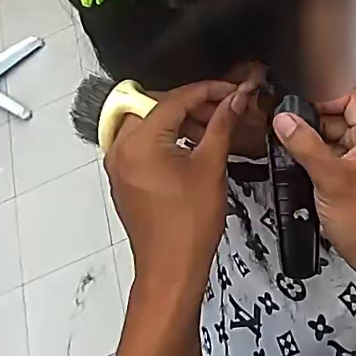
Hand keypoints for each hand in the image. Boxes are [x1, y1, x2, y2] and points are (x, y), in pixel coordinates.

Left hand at [105, 80, 248, 291]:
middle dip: (192, 102)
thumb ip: (223, 124)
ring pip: (148, 122)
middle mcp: (121, 150)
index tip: (232, 90)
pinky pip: (143, 142)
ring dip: (180, 119)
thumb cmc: (187, 228)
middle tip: (223, 106)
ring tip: (214, 126)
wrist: (172, 266)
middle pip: (156, 105)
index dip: (209, 90)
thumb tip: (235, 100)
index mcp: (139, 143)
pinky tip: (196, 144)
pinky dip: (168, 136)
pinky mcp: (126, 176)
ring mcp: (120, 164)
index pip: (174, 98)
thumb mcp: (212, 166)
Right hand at [271, 90, 355, 265]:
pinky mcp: (349, 172)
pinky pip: (329, 151)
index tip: (298, 99)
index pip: (350, 97)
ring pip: (330, 133)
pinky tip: (299, 158)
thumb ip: (305, 145)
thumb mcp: (329, 177)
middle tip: (288, 122)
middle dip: (311, 117)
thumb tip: (286, 121)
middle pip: (337, 114)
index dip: (323, 94)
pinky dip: (313, 152)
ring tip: (291, 141)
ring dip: (310, 136)